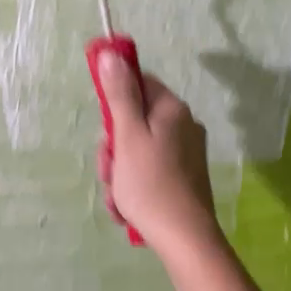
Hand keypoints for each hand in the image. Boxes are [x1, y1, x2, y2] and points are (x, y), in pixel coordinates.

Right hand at [96, 49, 223, 254]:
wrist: (184, 237)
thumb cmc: (150, 183)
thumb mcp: (127, 135)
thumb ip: (119, 94)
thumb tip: (111, 53)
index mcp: (172, 109)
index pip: (137, 84)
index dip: (114, 104)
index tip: (104, 130)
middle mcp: (184, 125)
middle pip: (134, 122)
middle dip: (114, 149)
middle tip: (110, 172)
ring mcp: (186, 153)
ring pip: (137, 151)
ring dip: (119, 173)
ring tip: (118, 198)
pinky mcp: (185, 178)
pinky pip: (149, 172)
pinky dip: (134, 188)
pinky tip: (128, 209)